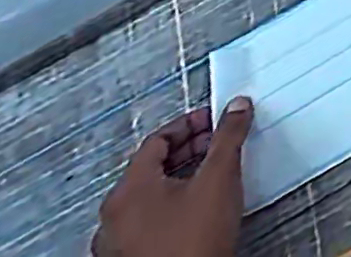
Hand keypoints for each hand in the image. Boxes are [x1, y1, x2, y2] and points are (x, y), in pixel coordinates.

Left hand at [93, 97, 253, 256]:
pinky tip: (199, 207)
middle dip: (188, 148)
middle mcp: (113, 217)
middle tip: (218, 141)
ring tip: (214, 171)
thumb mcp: (219, 177)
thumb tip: (236, 107)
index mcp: (127, 191)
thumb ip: (228, 136)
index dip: (190, 123)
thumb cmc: (194, 241)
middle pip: (151, 166)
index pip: (157, 140)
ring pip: (150, 194)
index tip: (215, 119)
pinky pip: (150, 219)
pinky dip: (173, 202)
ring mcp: (117, 246)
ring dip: (182, 175)